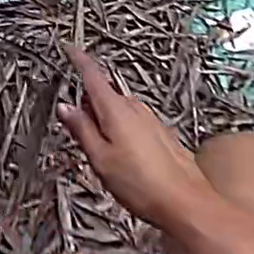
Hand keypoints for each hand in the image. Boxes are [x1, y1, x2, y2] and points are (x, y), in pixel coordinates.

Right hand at [56, 44, 218, 229]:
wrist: (188, 205)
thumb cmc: (143, 184)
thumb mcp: (100, 158)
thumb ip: (81, 128)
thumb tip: (65, 108)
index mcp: (114, 108)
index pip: (91, 73)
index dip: (78, 59)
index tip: (70, 49)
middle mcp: (134, 107)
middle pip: (104, 94)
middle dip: (90, 105)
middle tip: (80, 129)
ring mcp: (150, 119)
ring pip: (120, 109)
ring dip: (108, 120)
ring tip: (105, 152)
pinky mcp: (163, 133)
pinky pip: (135, 122)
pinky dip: (125, 130)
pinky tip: (128, 159)